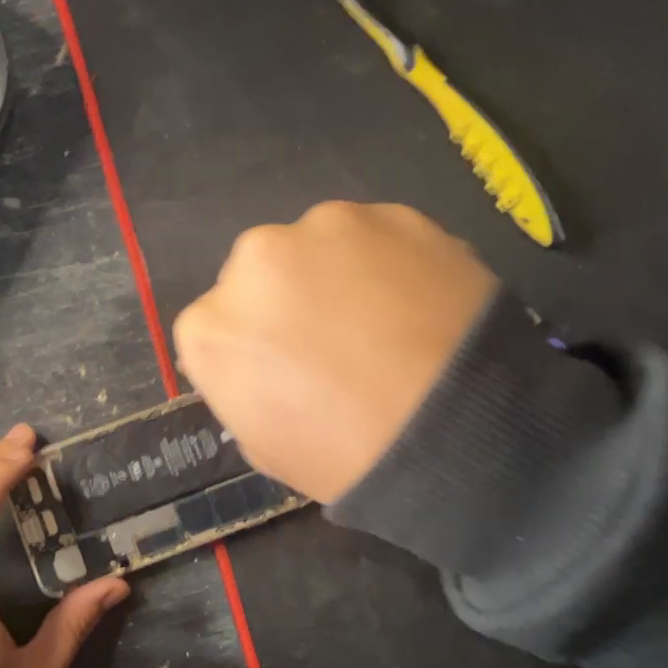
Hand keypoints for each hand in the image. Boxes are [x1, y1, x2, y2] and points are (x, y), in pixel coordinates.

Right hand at [174, 202, 498, 504]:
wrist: (458, 430)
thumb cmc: (347, 455)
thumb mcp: (265, 446)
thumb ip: (244, 390)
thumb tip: (264, 367)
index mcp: (210, 327)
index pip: (215, 329)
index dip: (252, 351)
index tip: (283, 373)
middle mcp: (254, 261)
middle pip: (261, 276)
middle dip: (288, 301)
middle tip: (334, 343)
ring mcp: (325, 227)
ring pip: (318, 248)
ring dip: (336, 275)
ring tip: (384, 322)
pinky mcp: (392, 213)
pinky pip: (377, 239)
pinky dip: (389, 264)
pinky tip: (419, 304)